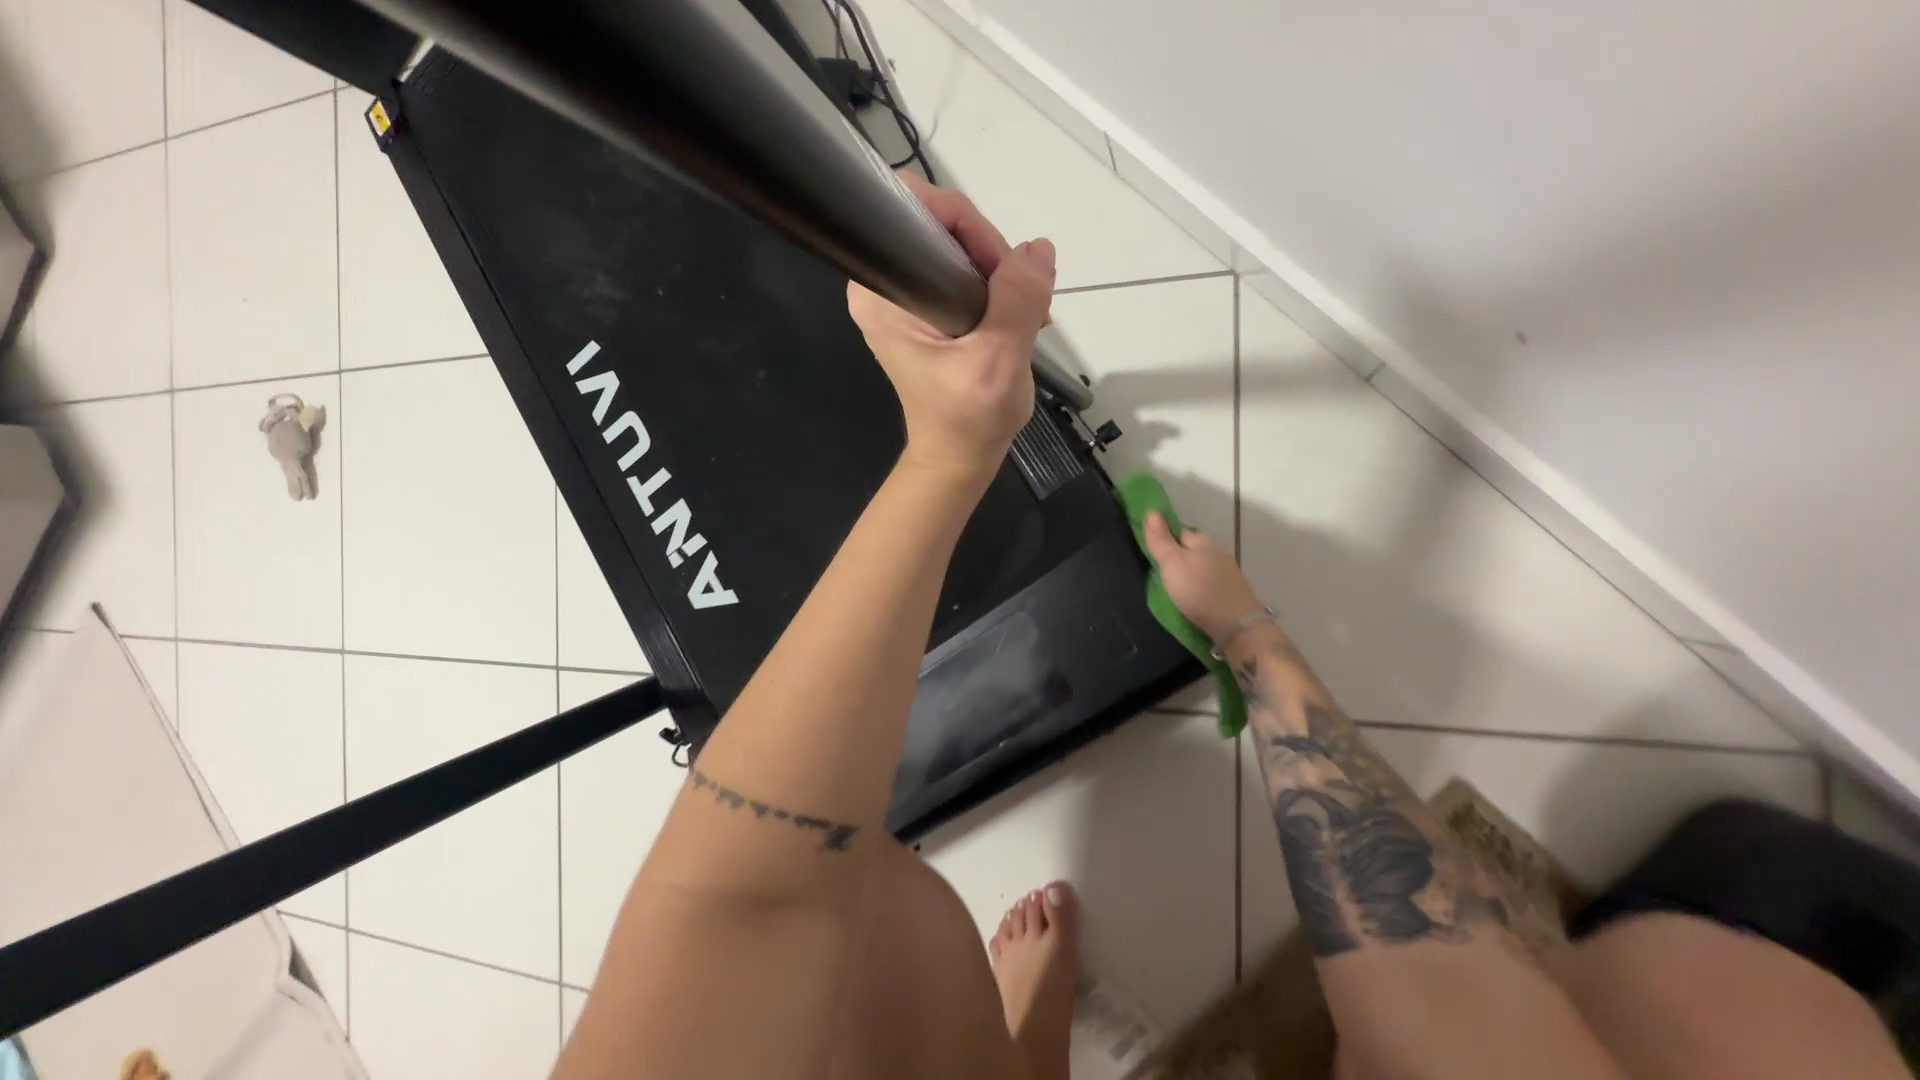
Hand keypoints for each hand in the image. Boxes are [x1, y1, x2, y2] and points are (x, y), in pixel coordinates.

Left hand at [847, 173, 1055, 481]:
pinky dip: (994, 283)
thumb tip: (1038, 249)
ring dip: (998, 271)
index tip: (998, 266)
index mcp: (881, 291)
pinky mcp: (925, 303)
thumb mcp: (998, 360)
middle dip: (987, 251)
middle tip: (1021, 296)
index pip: (911, 209)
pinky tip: (1015, 315)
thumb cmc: (969, 417)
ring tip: (1025, 314)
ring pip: (957, 243)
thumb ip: (1016, 300)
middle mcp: (884, 282)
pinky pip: (963, 265)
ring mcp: (905, 291)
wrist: (961, 454)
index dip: (961, 221)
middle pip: (939, 222)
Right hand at [1143, 510, 1267, 643]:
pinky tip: (1193, 597)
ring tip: (1174, 587)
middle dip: (1178, 557)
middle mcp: (1217, 552)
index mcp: (1202, 541)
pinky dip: (1200, 586)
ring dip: (1190, 573)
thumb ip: (1160, 540)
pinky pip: (1210, 582)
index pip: (1179, 531)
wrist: (1236, 625)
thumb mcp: (1172, 563)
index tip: (1152, 552)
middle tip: (1160, 573)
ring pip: (1202, 566)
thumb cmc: (1199, 590)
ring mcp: (1227, 572)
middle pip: (1192, 549)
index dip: (1165, 539)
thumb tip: (1151, 510)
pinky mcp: (1232, 591)